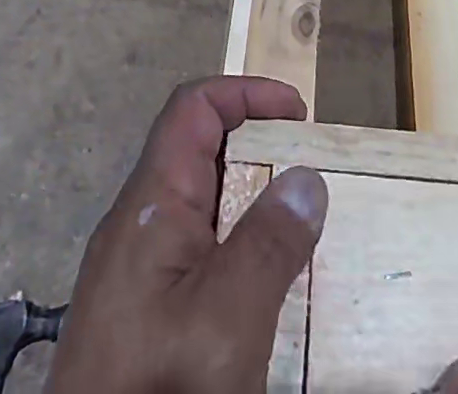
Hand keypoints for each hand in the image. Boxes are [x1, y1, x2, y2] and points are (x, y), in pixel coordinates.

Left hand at [45, 77, 327, 393]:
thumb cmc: (159, 388)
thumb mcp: (227, 319)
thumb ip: (270, 243)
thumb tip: (307, 176)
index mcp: (151, 205)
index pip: (193, 109)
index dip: (247, 93)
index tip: (300, 115)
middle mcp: (142, 222)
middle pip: (204, 148)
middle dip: (264, 145)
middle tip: (316, 173)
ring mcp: (142, 266)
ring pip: (208, 198)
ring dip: (260, 195)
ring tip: (306, 222)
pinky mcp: (150, 304)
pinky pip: (206, 242)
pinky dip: (247, 237)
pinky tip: (274, 275)